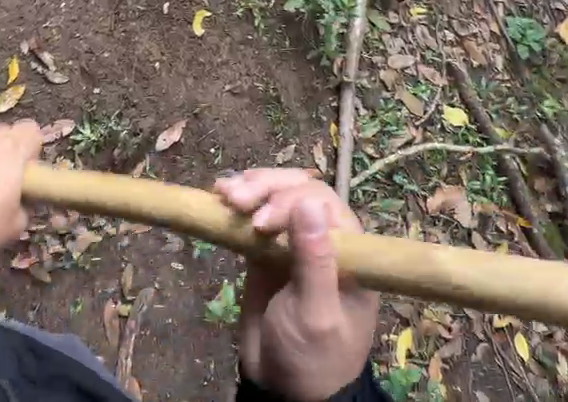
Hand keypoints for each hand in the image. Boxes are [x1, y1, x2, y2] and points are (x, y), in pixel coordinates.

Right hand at [216, 169, 380, 401]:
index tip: (260, 223)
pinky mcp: (265, 250)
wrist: (284, 391)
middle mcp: (323, 238)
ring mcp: (292, 241)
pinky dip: (236, 201)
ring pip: (274, 194)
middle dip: (264, 187)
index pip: (322, 202)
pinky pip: (252, 214)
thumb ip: (314, 261)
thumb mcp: (316, 315)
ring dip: (249, 186)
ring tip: (222, 192)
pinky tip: (218, 194)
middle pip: (295, 189)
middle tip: (233, 199)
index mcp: (349, 252)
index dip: (289, 200)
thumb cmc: (312, 359)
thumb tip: (308, 202)